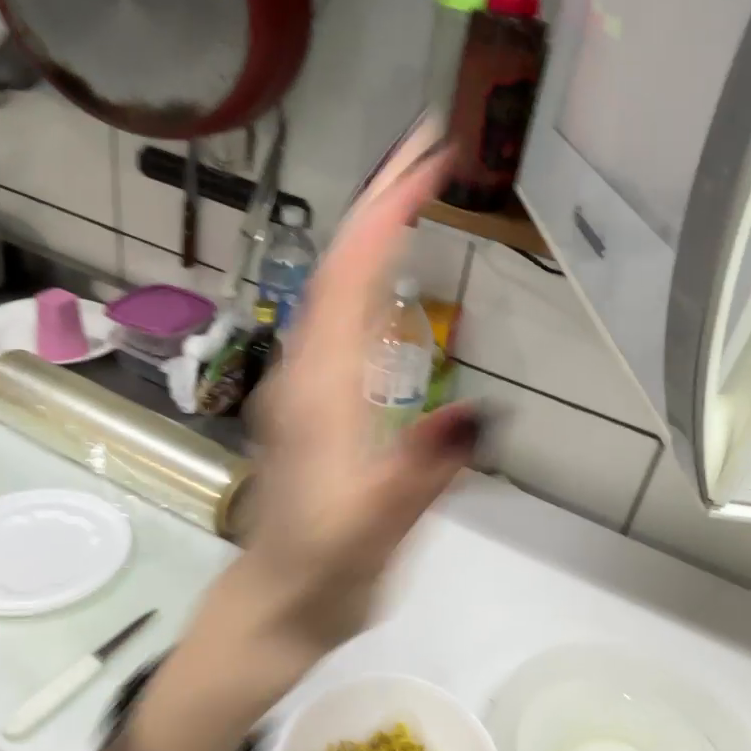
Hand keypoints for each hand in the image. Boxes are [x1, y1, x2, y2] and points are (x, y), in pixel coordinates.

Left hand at [134, 120, 481, 750]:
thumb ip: (417, 475)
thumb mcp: (372, 533)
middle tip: (428, 143)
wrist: (275, 606)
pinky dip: (368, 274)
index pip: (350, 278)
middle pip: (338, 266)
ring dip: (372, 229)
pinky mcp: (314, 401)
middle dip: (380, 199)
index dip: (386, 212)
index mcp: (320, 390)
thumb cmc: (323, 573)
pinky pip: (342, 317)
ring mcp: (306, 384)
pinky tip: (390, 274)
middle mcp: (306, 371)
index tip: (428, 158)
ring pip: (336, 286)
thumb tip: (475, 414)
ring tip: (416, 186)